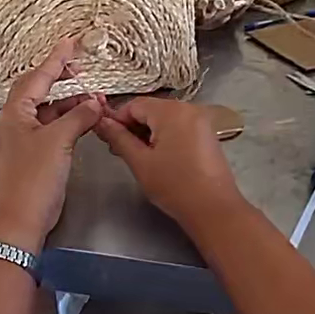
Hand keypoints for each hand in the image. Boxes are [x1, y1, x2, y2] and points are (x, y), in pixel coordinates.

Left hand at [0, 37, 103, 251]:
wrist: (20, 219)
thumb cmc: (33, 178)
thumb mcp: (58, 141)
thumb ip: (78, 117)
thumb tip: (95, 102)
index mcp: (14, 113)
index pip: (37, 77)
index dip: (56, 59)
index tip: (71, 42)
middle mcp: (16, 122)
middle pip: (39, 91)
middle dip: (62, 79)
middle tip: (83, 69)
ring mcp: (24, 139)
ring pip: (48, 111)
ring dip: (70, 103)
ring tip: (95, 99)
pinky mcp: (34, 155)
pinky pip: (52, 128)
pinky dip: (69, 121)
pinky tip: (86, 121)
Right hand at [94, 97, 249, 229]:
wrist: (213, 208)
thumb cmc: (174, 186)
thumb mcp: (140, 162)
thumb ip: (119, 138)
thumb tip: (101, 122)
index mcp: (171, 111)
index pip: (134, 105)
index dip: (117, 119)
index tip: (107, 138)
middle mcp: (188, 108)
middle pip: (151, 109)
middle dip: (133, 127)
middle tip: (119, 150)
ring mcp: (201, 121)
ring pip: (165, 118)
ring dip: (148, 133)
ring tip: (137, 157)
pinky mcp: (207, 134)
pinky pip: (179, 127)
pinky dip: (165, 137)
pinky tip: (158, 157)